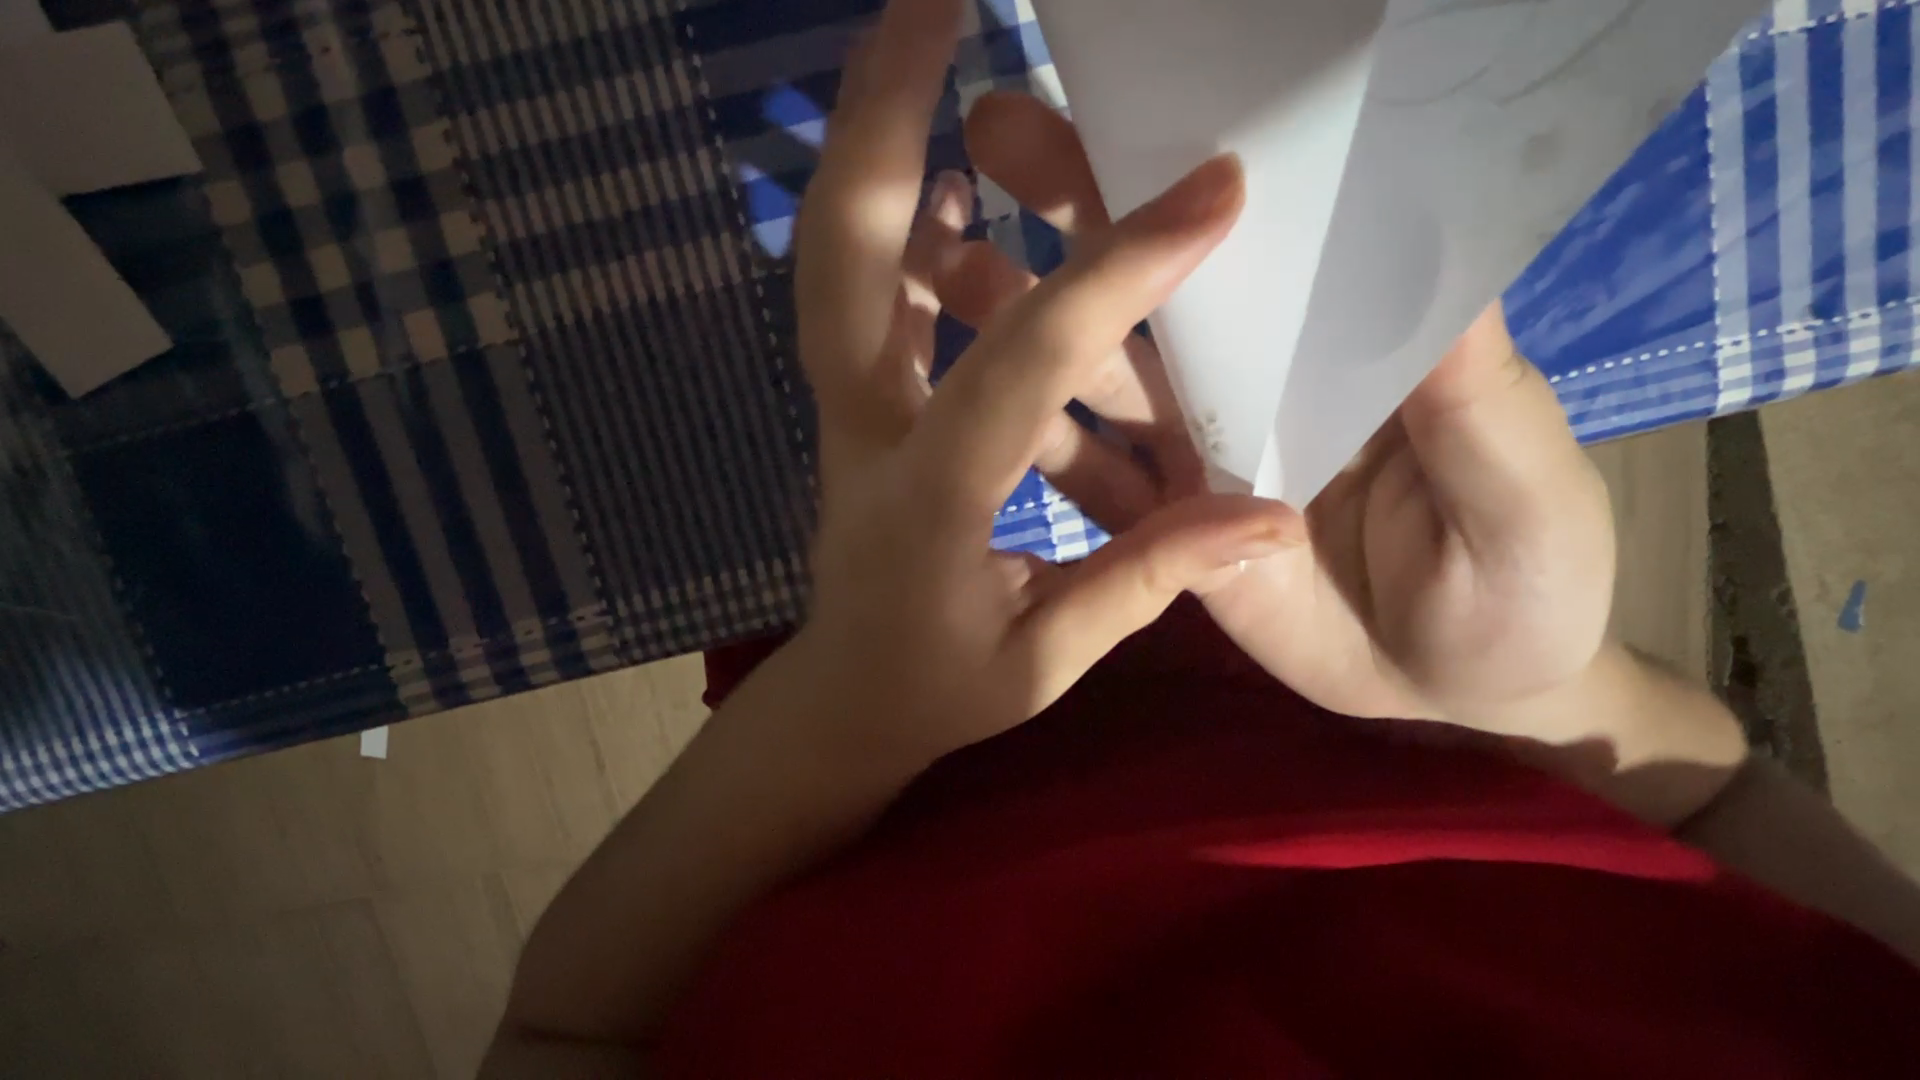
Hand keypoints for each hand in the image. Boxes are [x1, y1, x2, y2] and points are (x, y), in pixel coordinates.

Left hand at [786, 0, 1296, 770]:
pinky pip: (857, 290)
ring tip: (928, 36)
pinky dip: (888, 216)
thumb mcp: (1048, 659)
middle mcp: (865, 431)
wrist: (846, 700)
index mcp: (929, 499)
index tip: (1212, 192)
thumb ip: (1146, 580)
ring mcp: (842, 410)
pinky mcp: (847, 406)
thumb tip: (1265, 515)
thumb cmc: (942, 692)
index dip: (1115, 272)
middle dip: (884, 113)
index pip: (1023, 361)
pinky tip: (946, 177)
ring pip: (834, 252)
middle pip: (846, 251)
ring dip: (872, 137)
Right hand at [941, 91, 1616, 735]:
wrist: (1455, 693)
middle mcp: (1252, 382)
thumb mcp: (1521, 484)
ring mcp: (1194, 455)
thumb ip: (1469, 392)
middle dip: (1075, 210)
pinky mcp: (1160, 527)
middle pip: (1153, 287)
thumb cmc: (1523, 581)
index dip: (1190, 173)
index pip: (1257, 239)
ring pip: (1098, 373)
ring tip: (952, 270)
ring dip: (1026, 323)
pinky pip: (1090, 481)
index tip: (1120, 102)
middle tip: (992, 133)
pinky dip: (1035, 443)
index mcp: (1336, 344)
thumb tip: (1421, 244)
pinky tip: (967, 415)